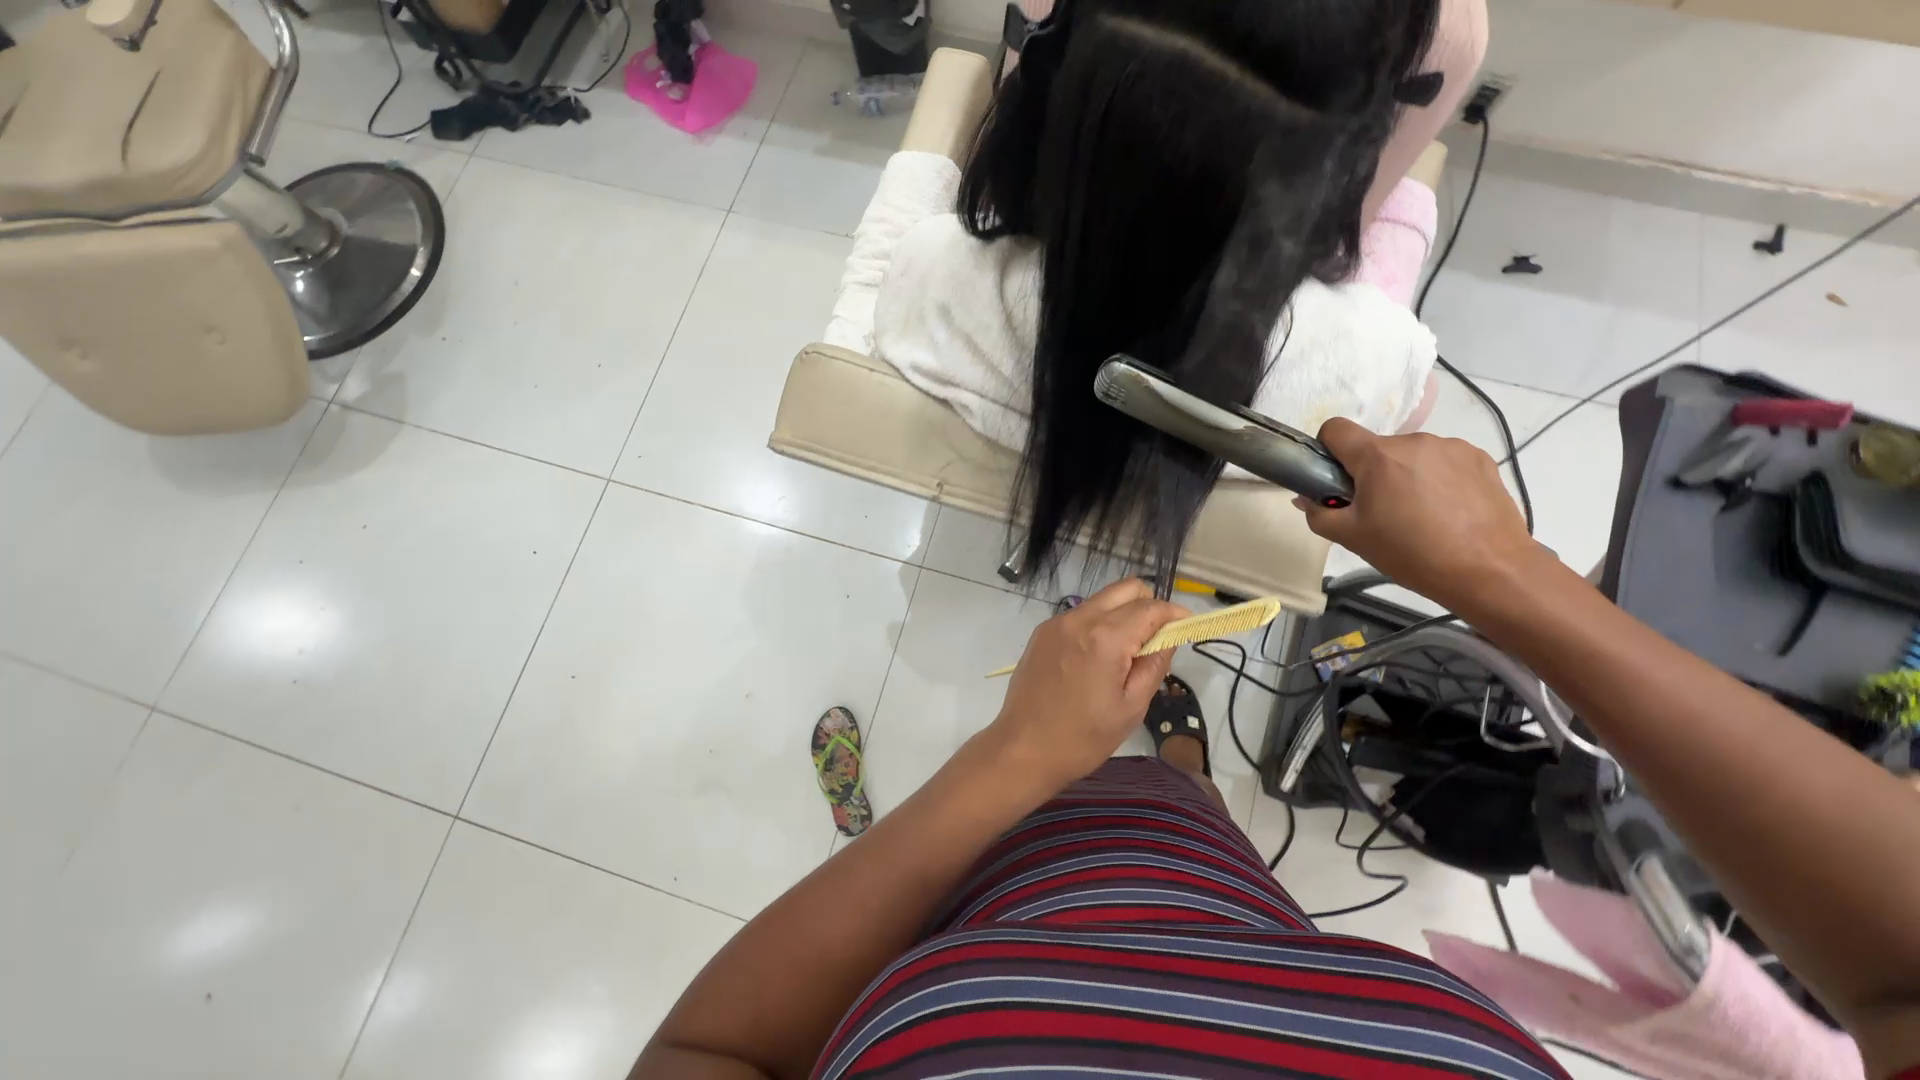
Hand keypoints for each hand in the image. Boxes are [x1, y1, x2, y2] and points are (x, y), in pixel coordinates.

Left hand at [987, 579, 1188, 788]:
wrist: (1023, 749)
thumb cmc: (1083, 737)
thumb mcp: (1131, 706)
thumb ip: (1155, 664)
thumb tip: (1169, 636)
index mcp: (1105, 637)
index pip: (1151, 607)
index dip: (1175, 614)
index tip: (1187, 628)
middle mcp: (1079, 619)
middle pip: (1126, 589)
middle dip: (1150, 605)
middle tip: (1158, 639)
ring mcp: (1057, 623)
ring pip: (1102, 600)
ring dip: (1123, 614)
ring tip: (1127, 653)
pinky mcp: (1042, 633)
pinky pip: (1081, 615)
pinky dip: (1099, 624)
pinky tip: (1098, 659)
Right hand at [1296, 417, 1543, 611]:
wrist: (1490, 569)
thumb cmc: (1411, 553)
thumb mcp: (1353, 539)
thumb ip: (1320, 514)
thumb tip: (1307, 498)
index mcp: (1378, 456)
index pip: (1335, 428)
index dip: (1328, 450)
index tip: (1337, 480)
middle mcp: (1415, 441)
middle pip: (1377, 448)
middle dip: (1373, 474)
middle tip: (1382, 512)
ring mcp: (1451, 447)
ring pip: (1413, 456)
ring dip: (1408, 476)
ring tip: (1421, 515)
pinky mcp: (1480, 459)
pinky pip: (1445, 462)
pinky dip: (1439, 480)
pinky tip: (1449, 512)